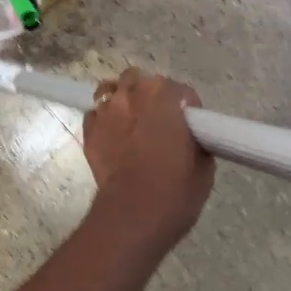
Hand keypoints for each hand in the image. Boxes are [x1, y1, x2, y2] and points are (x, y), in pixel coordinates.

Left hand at [80, 68, 212, 254]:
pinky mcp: (88, 129)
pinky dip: (104, 119)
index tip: (190, 123)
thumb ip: (195, 138)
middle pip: (139, 80)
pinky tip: (113, 136)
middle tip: (159, 118)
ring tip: (131, 120)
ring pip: (111, 90)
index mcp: (164, 97)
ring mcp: (105, 110)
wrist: (134, 210)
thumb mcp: (203, 164)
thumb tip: (189, 135)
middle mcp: (131, 95)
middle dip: (150, 94)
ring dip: (123, 100)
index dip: (186, 106)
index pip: (179, 89)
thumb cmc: (176, 189)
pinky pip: (95, 113)